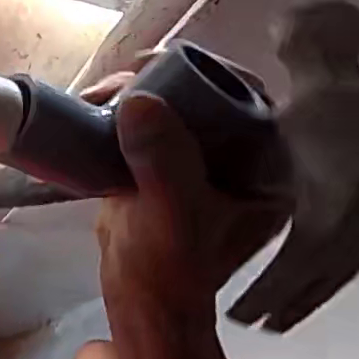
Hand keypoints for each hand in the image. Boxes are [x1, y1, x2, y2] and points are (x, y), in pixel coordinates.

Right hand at [87, 67, 288, 321]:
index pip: (247, 102)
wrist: (136, 296)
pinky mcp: (159, 163)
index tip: (162, 63)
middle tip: (119, 78)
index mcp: (264, 170)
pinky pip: (142, 124)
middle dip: (157, 79)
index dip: (207, 73)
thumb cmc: (169, 267)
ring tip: (97, 96)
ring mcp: (194, 160)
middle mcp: (236, 159)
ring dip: (131, 92)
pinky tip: (93, 106)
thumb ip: (162, 161)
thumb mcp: (171, 213)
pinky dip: (116, 111)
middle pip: (201, 98)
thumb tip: (138, 101)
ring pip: (168, 107)